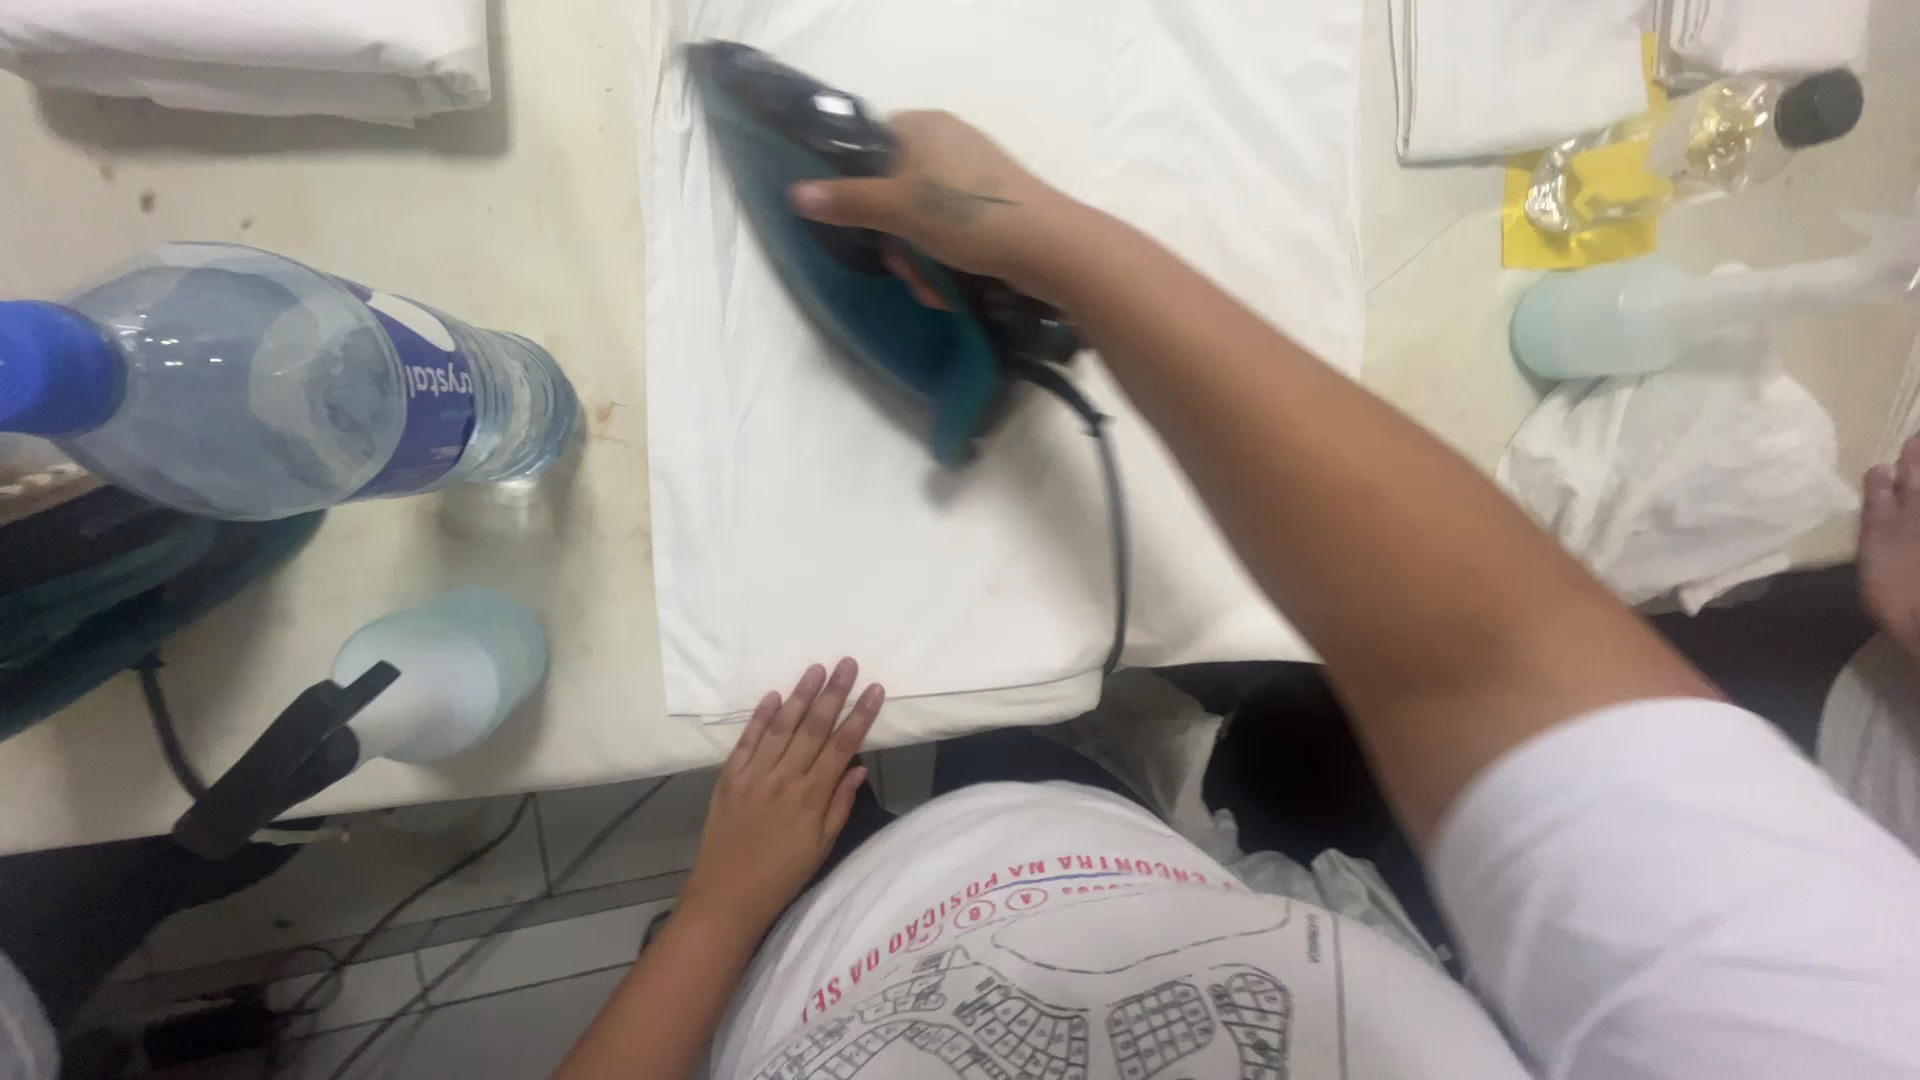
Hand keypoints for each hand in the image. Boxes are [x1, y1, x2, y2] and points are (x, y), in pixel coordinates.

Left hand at [682, 658, 884, 931]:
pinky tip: (773, 695)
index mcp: (811, 797)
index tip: (874, 689)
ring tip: (816, 668)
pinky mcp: (729, 778)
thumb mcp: (821, 846)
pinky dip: (760, 717)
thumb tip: (857, 768)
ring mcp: (754, 775)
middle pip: (813, 727)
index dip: (860, 715)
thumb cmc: (782, 875)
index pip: (842, 746)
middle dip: (833, 693)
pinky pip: (747, 741)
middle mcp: (784, 779)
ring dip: (800, 695)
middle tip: (847, 664)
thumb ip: (840, 804)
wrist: (726, 897)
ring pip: (782, 727)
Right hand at [788, 111, 1074, 293]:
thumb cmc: (969, 216)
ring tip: (935, 288)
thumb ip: (848, 201)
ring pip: (924, 228)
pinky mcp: (994, 215)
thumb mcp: (900, 208)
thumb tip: (796, 194)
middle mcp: (950, 147)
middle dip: (899, 246)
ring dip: (922, 267)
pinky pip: (953, 240)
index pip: (871, 148)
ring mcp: (975, 182)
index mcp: (924, 127)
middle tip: (908, 269)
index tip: (866, 225)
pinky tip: (953, 291)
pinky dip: (948, 268)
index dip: (861, 190)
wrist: (1048, 248)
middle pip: (896, 198)